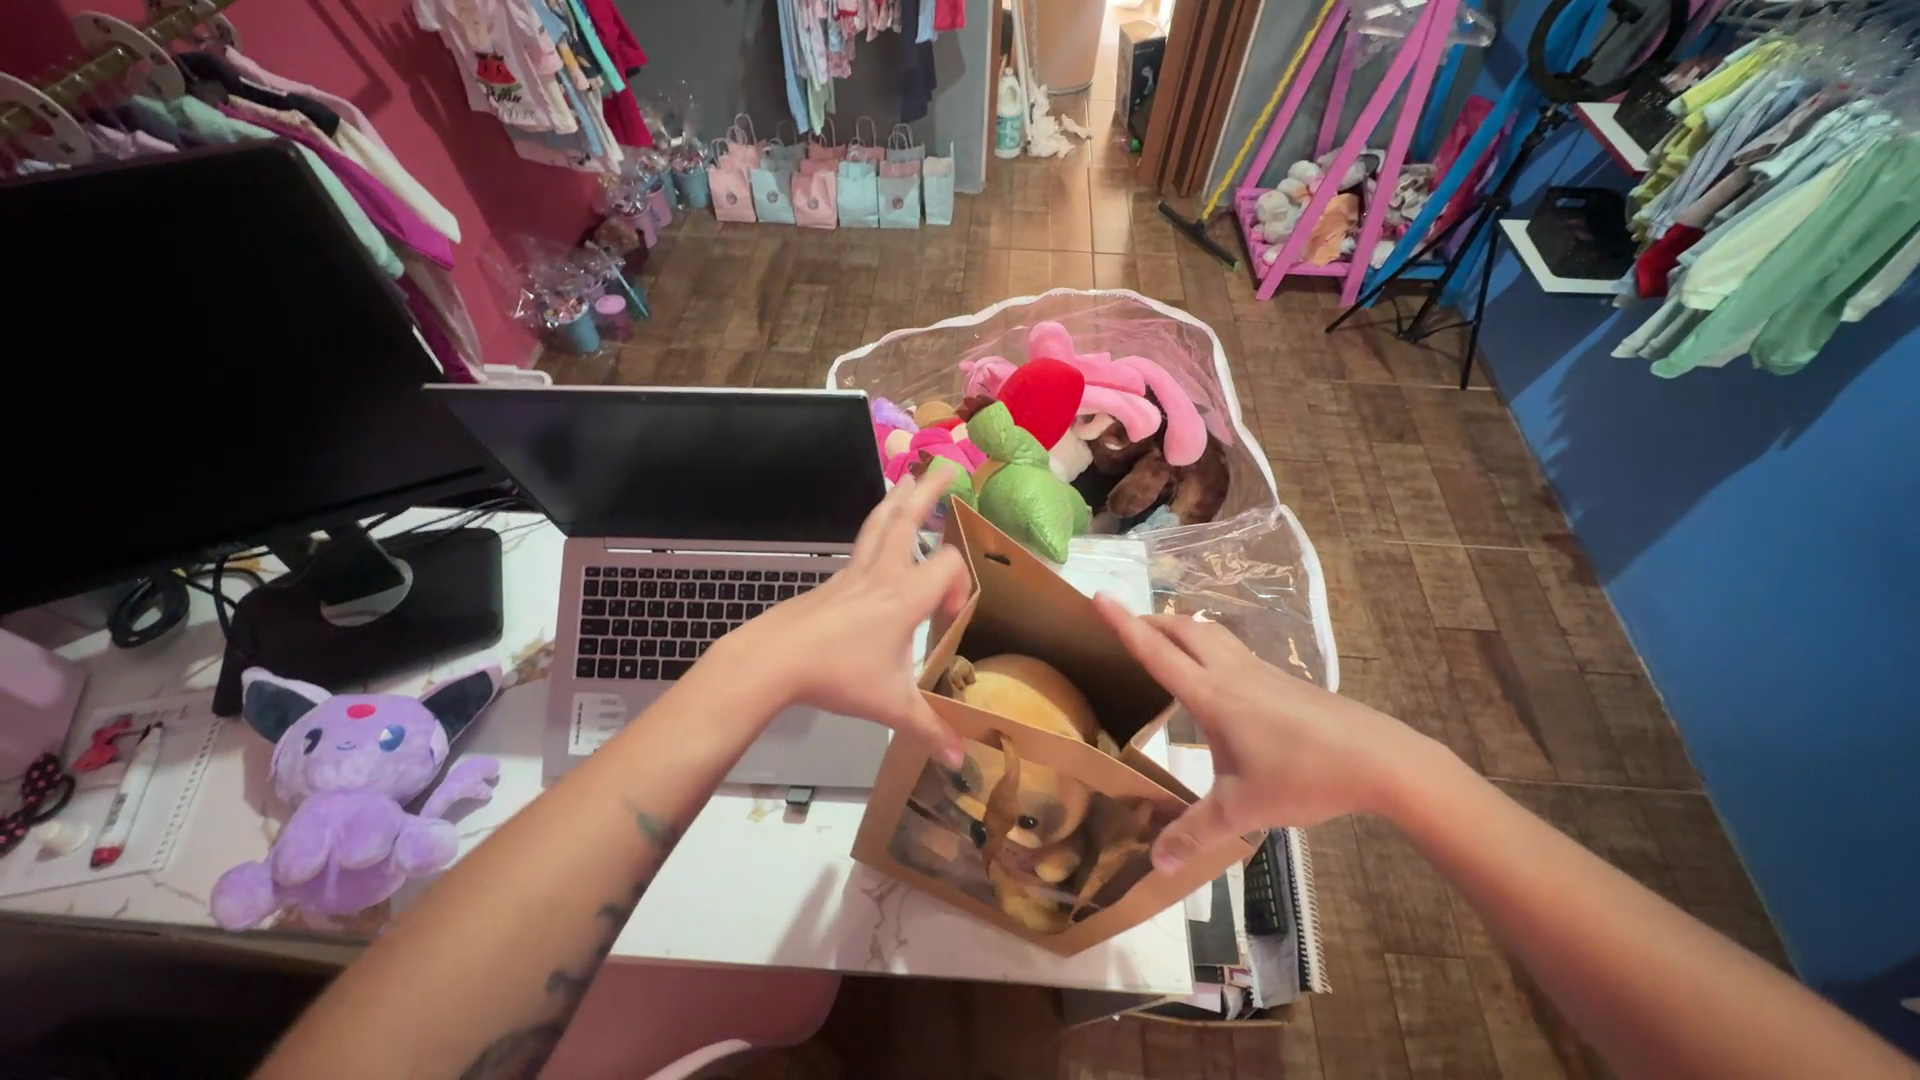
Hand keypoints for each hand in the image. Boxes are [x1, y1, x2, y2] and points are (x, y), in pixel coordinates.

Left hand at [715, 468, 970, 767]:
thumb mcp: (890, 706)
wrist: (773, 659)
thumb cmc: (837, 676)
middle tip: (949, 466)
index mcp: (905, 596)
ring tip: (910, 478)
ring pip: (879, 523)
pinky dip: (877, 527)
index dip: (961, 586)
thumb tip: (960, 762)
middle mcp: (882, 574)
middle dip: (931, 492)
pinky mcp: (833, 582)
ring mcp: (853, 574)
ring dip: (898, 499)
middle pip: (908, 519)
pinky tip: (878, 537)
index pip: (948, 565)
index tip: (952, 619)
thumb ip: (928, 729)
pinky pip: (862, 544)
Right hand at [1091, 596, 1431, 872]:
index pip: (1156, 653)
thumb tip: (1156, 866)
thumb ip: (1196, 833)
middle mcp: (1231, 673)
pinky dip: (1207, 643)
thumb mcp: (1243, 810)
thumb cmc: (1304, 778)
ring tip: (1162, 637)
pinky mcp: (1282, 679)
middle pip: (1182, 628)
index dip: (1123, 624)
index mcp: (1212, 697)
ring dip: (1179, 627)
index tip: (1097, 596)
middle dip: (1149, 619)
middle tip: (1123, 623)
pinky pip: (1232, 647)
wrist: (1380, 759)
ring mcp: (1260, 671)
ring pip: (1210, 632)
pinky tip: (1215, 671)